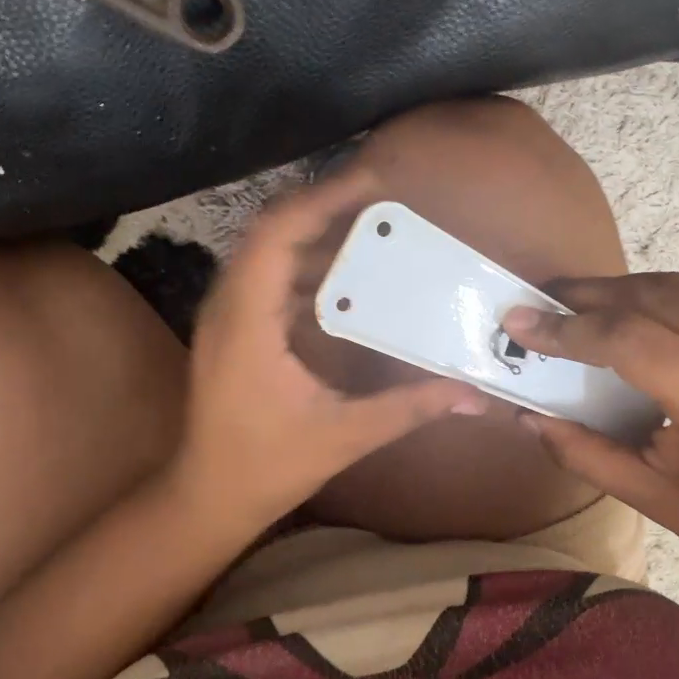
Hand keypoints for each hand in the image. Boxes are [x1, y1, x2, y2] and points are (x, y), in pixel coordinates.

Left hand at [172, 169, 487, 526]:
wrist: (207, 496)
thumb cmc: (267, 467)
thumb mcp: (344, 436)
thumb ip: (408, 408)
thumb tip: (471, 394)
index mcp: (247, 323)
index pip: (277, 235)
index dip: (321, 200)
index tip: (371, 182)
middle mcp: (228, 307)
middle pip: (271, 233)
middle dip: (324, 208)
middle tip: (381, 200)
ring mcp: (225, 317)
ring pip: (266, 253)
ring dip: (314, 235)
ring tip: (371, 228)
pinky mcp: (232, 330)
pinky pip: (266, 278)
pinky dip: (304, 266)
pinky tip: (345, 277)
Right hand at [501, 273, 678, 582]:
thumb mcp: (649, 496)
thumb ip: (582, 451)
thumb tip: (524, 417)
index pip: (627, 339)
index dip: (566, 328)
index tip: (518, 321)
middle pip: (651, 297)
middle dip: (587, 294)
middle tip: (539, 300)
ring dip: (621, 289)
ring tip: (575, 302)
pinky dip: (656, 300)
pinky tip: (628, 316)